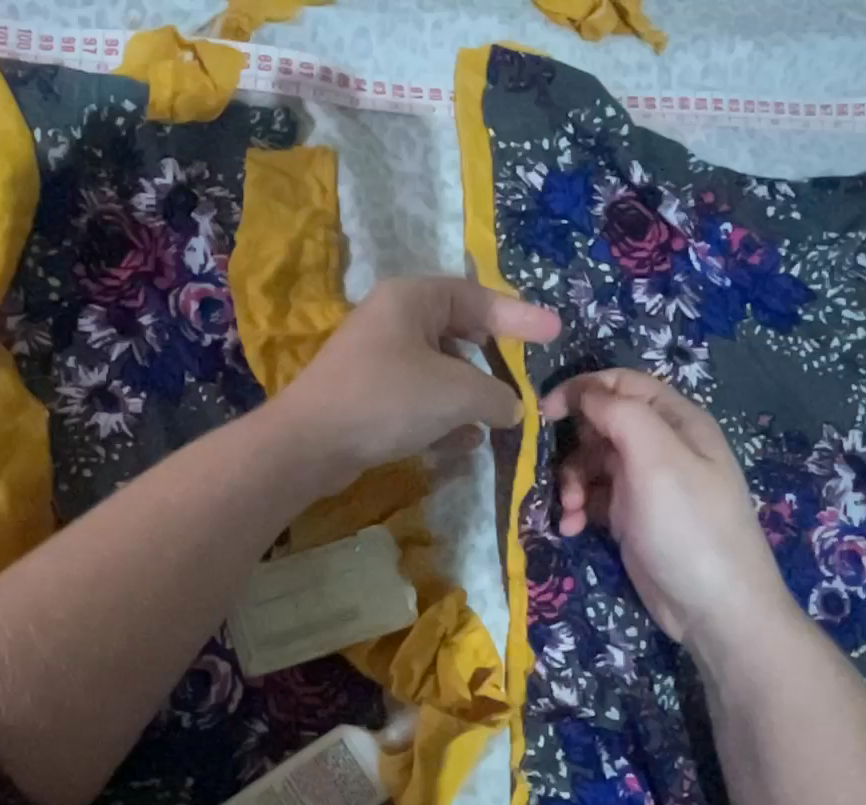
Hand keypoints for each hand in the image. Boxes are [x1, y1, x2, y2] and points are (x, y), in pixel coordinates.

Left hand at [271, 277, 560, 489]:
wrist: (310, 444)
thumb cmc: (388, 399)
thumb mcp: (457, 393)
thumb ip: (496, 396)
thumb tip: (513, 408)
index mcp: (412, 299)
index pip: (479, 298)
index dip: (520, 316)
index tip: (555, 333)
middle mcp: (392, 321)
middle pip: (458, 335)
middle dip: (491, 365)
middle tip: (520, 383)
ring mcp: (376, 361)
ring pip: (438, 373)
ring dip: (468, 399)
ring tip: (496, 424)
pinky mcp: (367, 397)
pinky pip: (417, 400)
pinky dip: (441, 417)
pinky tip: (463, 443)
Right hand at [541, 369, 791, 648]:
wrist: (712, 606)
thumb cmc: (688, 525)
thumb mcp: (656, 458)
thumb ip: (619, 413)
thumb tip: (583, 393)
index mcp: (676, 421)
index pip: (621, 385)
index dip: (581, 391)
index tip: (544, 414)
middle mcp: (661, 446)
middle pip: (600, 425)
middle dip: (573, 447)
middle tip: (563, 476)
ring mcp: (645, 483)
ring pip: (591, 464)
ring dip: (571, 483)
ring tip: (571, 512)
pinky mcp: (631, 516)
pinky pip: (593, 498)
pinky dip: (578, 509)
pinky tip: (574, 529)